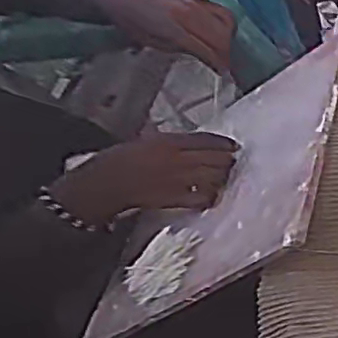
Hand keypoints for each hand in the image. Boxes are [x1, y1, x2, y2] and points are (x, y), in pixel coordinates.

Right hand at [47, 132, 238, 223]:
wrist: (103, 184)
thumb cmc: (118, 160)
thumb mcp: (143, 141)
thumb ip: (167, 139)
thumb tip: (186, 139)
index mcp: (168, 142)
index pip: (206, 140)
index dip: (224, 143)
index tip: (234, 146)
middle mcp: (178, 159)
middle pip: (217, 158)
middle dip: (227, 161)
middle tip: (230, 163)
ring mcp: (179, 179)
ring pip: (215, 177)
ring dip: (222, 178)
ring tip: (221, 179)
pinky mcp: (176, 198)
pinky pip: (203, 197)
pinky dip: (210, 197)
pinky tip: (210, 196)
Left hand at [82, 0, 235, 74]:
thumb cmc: (134, 22)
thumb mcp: (155, 43)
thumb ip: (183, 48)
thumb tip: (207, 58)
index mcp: (173, 28)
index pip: (207, 50)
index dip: (219, 64)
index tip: (224, 73)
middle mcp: (187, 13)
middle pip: (221, 37)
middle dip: (227, 54)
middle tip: (226, 65)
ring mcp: (194, 3)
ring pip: (226, 24)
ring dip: (230, 40)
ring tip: (226, 51)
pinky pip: (223, 12)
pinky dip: (229, 24)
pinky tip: (225, 33)